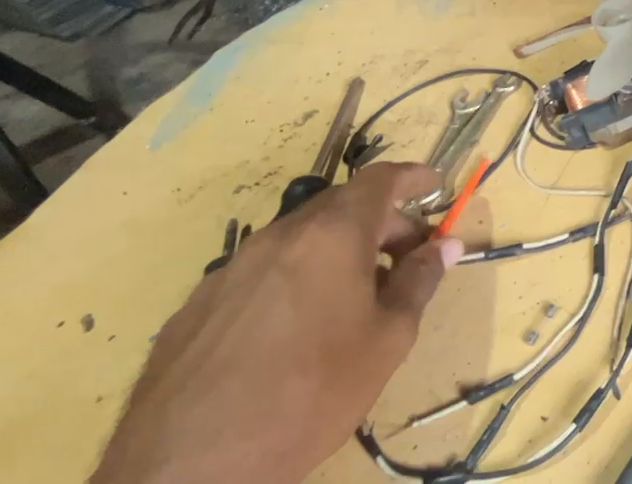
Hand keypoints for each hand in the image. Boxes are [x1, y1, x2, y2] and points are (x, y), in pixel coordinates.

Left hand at [92, 163, 462, 483]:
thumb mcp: (389, 337)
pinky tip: (297, 330)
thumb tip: (443, 245)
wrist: (187, 469)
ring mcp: (228, 272)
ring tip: (355, 298)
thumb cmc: (312, 392)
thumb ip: (419, 280)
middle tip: (407, 257)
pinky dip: (294, 280)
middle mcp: (278, 238)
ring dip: (336, 252)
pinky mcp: (195, 309)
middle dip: (380, 222)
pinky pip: (260, 274)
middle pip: (338, 207)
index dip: (411, 177)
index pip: (379, 180)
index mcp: (332, 235)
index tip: (434, 186)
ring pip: (297, 241)